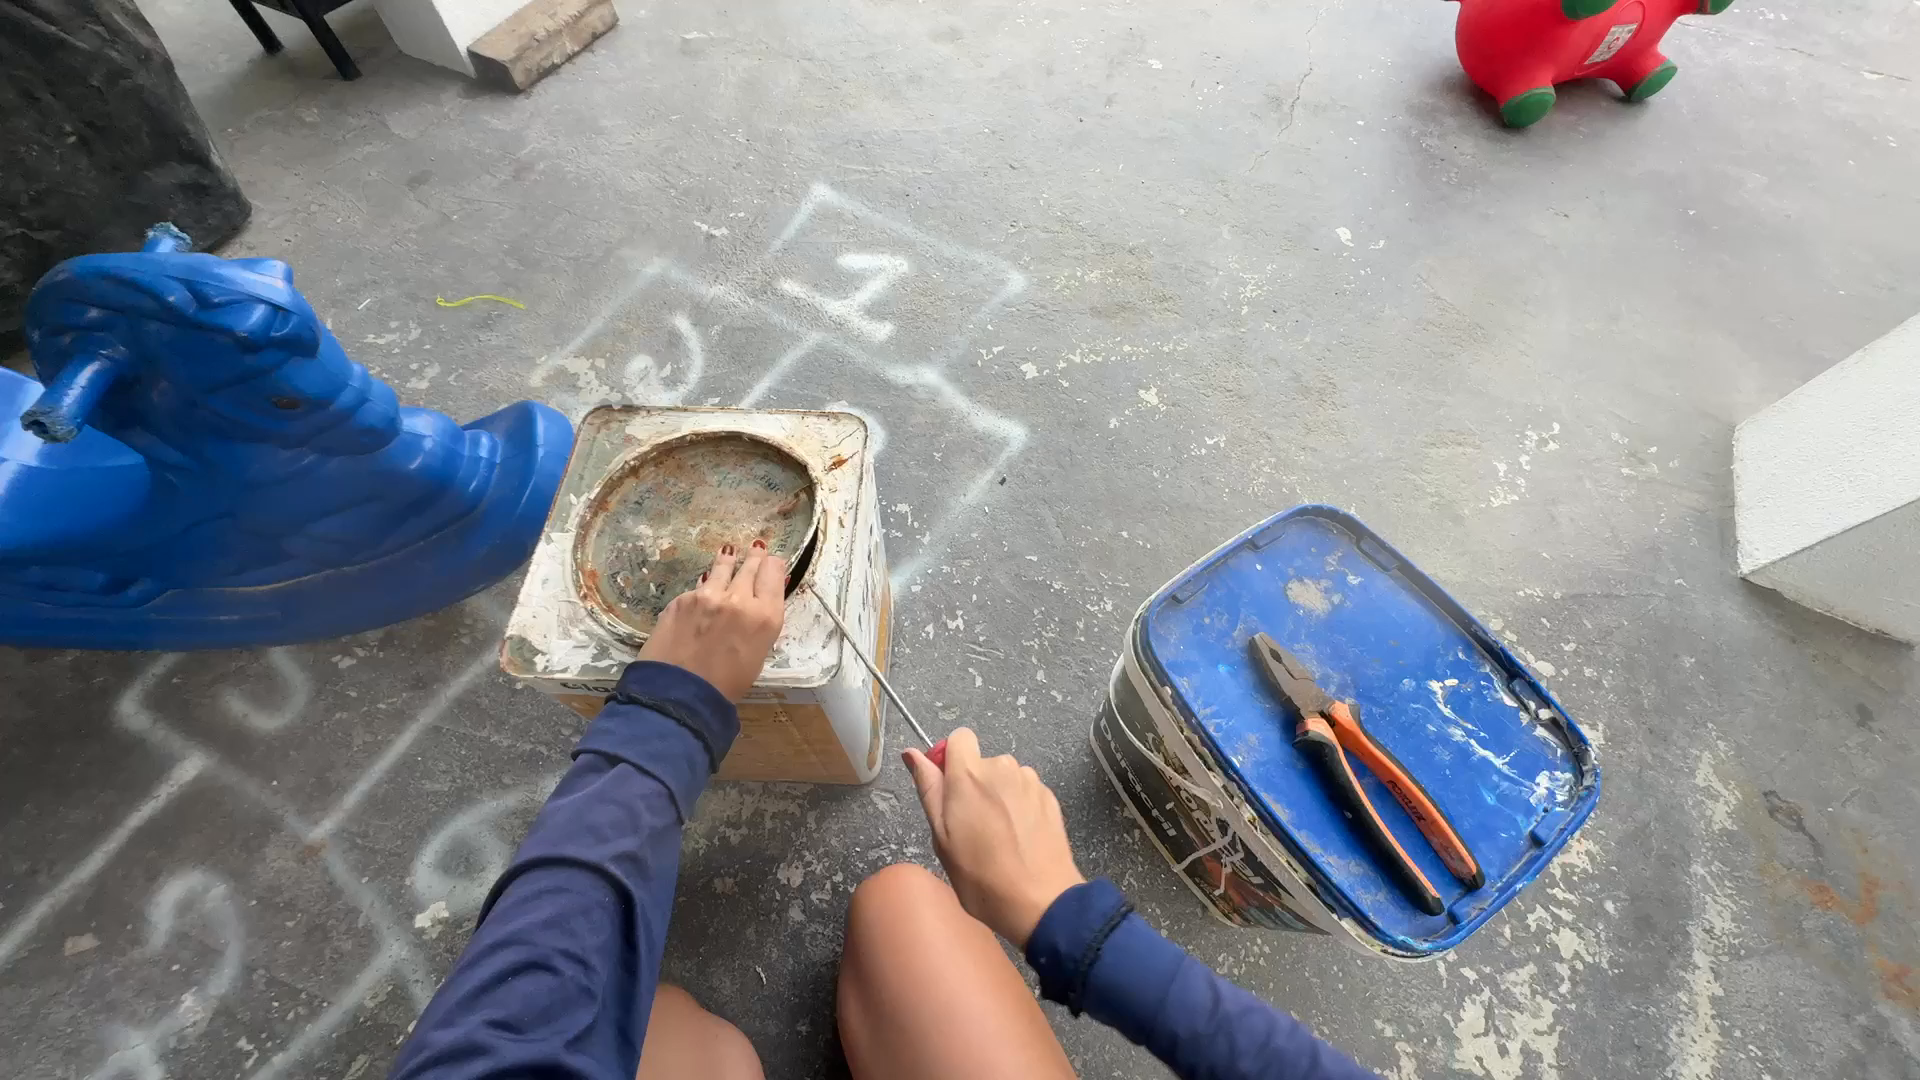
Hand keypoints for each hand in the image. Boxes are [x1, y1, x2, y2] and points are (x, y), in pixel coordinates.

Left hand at [637, 541, 786, 701]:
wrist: (678, 695)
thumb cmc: (726, 685)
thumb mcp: (758, 653)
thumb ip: (760, 623)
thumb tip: (758, 604)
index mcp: (765, 617)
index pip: (774, 573)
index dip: (773, 565)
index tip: (771, 562)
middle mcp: (740, 599)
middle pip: (751, 566)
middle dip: (755, 558)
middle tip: (757, 548)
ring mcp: (708, 596)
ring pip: (723, 567)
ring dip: (728, 561)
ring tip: (729, 552)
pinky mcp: (682, 599)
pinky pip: (699, 587)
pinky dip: (704, 588)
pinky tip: (704, 590)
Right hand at [902, 728, 1085, 946]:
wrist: (1040, 902)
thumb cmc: (981, 876)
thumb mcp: (941, 836)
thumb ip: (928, 788)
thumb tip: (912, 753)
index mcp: (970, 774)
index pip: (960, 737)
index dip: (951, 758)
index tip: (949, 788)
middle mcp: (1003, 767)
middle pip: (983, 762)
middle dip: (975, 784)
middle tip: (973, 827)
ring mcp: (1030, 780)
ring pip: (1006, 777)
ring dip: (1000, 796)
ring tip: (999, 836)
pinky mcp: (1050, 796)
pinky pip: (1026, 791)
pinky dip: (1021, 807)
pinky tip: (1020, 838)